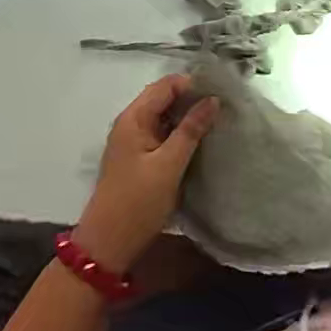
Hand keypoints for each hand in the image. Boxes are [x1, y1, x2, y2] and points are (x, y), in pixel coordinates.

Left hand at [73, 75, 218, 272]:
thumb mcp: (169, 165)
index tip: (220, 93)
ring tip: (217, 122)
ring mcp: (133, 142)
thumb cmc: (137, 202)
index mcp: (134, 118)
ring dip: (187, 117)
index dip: (192, 85)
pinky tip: (200, 142)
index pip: (166, 85)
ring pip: (164, 117)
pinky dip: (180, 133)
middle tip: (223, 108)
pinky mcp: (138, 159)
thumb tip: (212, 100)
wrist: (108, 245)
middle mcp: (131, 123)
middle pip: (164, 98)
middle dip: (192, 99)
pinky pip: (162, 134)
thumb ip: (191, 130)